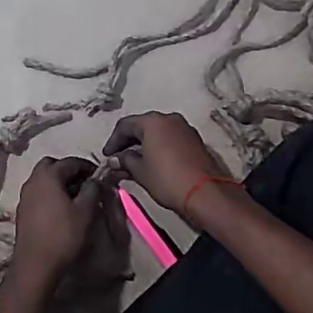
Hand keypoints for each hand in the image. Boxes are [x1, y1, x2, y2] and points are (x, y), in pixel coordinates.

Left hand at [10, 157, 102, 289]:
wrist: (36, 265)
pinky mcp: (22, 211)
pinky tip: (62, 209)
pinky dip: (50, 194)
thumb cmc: (63, 234)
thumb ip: (92, 189)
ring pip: (43, 180)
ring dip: (59, 183)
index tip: (100, 175)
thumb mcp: (85, 210)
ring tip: (76, 197)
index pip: (70, 162)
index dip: (87, 166)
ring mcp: (24, 196)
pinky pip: (38, 193)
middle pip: (52, 166)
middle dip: (69, 171)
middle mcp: (32, 180)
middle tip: (85, 183)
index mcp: (48, 175)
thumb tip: (95, 180)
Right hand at [104, 112, 229, 223]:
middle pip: (142, 126)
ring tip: (134, 164)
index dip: (113, 141)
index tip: (107, 156)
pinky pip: (170, 138)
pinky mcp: (195, 140)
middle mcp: (169, 119)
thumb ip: (125, 161)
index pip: (125, 125)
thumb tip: (116, 159)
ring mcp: (184, 128)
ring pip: (158, 132)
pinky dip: (159, 147)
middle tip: (118, 159)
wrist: (205, 193)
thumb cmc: (167, 179)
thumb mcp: (140, 171)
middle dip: (128, 142)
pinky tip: (153, 163)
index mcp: (153, 121)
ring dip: (144, 145)